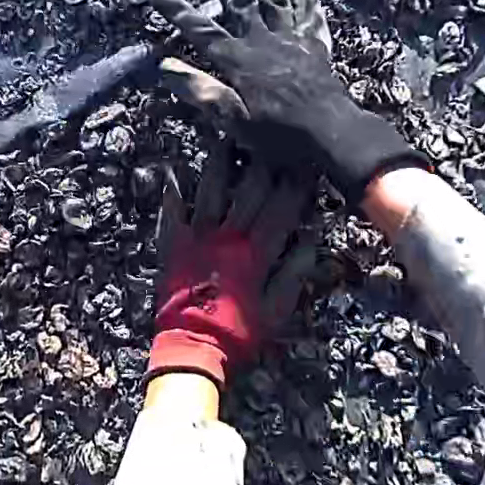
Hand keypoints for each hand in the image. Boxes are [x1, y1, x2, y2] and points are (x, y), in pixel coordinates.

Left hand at [149, 148, 315, 388]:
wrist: (191, 345)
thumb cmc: (239, 332)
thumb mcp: (277, 311)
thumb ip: (293, 273)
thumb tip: (311, 240)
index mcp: (256, 253)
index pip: (281, 210)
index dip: (294, 185)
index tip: (304, 162)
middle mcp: (227, 238)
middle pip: (247, 193)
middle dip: (260, 164)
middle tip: (267, 138)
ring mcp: (197, 238)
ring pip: (210, 193)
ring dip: (218, 166)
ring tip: (223, 139)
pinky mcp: (173, 244)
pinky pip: (172, 212)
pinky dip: (173, 191)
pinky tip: (175, 171)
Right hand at [150, 0, 428, 199]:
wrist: (333, 133)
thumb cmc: (278, 133)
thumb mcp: (233, 120)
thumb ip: (202, 90)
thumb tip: (165, 66)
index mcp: (240, 61)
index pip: (202, 31)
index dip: (178, 11)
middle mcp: (264, 43)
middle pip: (240, 3)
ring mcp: (291, 42)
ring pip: (276, 0)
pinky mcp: (314, 47)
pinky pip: (309, 15)